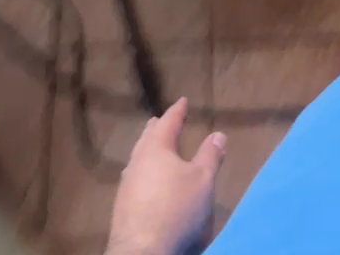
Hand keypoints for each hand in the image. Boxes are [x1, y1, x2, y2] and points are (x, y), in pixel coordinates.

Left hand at [106, 98, 226, 254]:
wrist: (141, 252)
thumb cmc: (175, 208)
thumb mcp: (202, 180)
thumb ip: (210, 155)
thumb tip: (218, 134)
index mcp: (156, 148)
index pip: (168, 122)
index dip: (177, 111)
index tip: (182, 101)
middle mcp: (138, 161)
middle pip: (148, 138)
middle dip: (157, 128)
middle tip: (161, 120)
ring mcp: (126, 184)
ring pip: (138, 158)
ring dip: (147, 149)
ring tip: (153, 147)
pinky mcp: (122, 206)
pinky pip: (134, 177)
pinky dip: (143, 170)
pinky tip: (145, 180)